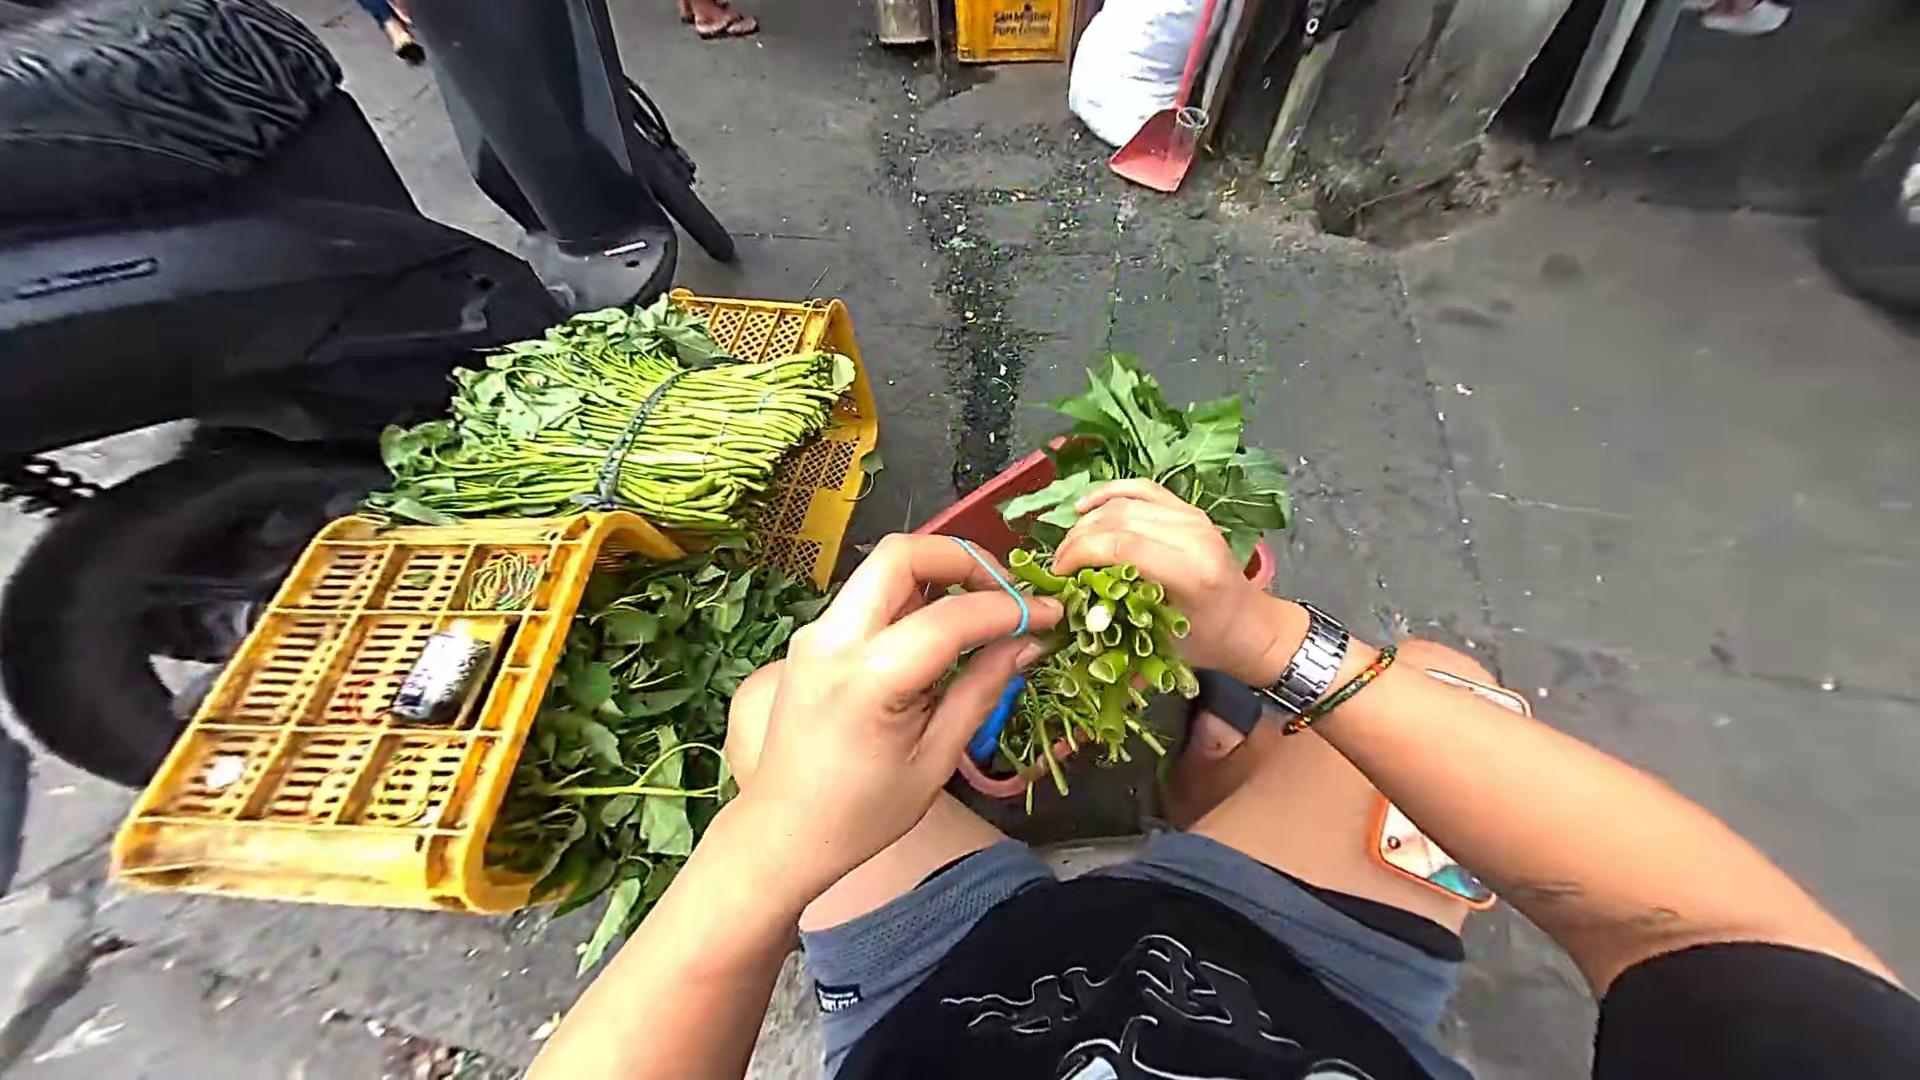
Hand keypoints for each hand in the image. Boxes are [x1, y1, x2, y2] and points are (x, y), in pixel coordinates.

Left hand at [736, 534, 1061, 897]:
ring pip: (885, 565)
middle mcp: (833, 638)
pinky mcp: (815, 635)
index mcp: (867, 680)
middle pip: (902, 553)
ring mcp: (817, 631)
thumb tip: (1029, 640)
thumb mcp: (935, 760)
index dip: (1009, 608)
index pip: (950, 617)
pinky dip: (915, 592)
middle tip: (1006, 591)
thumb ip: (982, 688)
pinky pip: (872, 591)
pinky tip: (942, 625)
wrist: (781, 832)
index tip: (1048, 614)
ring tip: (982, 606)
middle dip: (965, 558)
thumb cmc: (862, 813)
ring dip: (940, 571)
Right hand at [1051, 480, 1304, 683]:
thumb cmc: (1208, 641)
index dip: (1079, 554)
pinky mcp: (1189, 509)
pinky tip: (1084, 506)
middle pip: (1117, 520)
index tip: (1058, 574)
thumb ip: (1117, 619)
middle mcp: (1193, 536)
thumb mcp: (1161, 644)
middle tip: (1058, 564)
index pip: (1120, 546)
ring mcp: (1193, 517)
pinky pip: (1141, 489)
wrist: (1251, 625)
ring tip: (1069, 546)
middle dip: (1077, 539)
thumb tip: (1067, 603)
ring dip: (1087, 522)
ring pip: (1123, 503)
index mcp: (1190, 572)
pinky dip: (1108, 493)